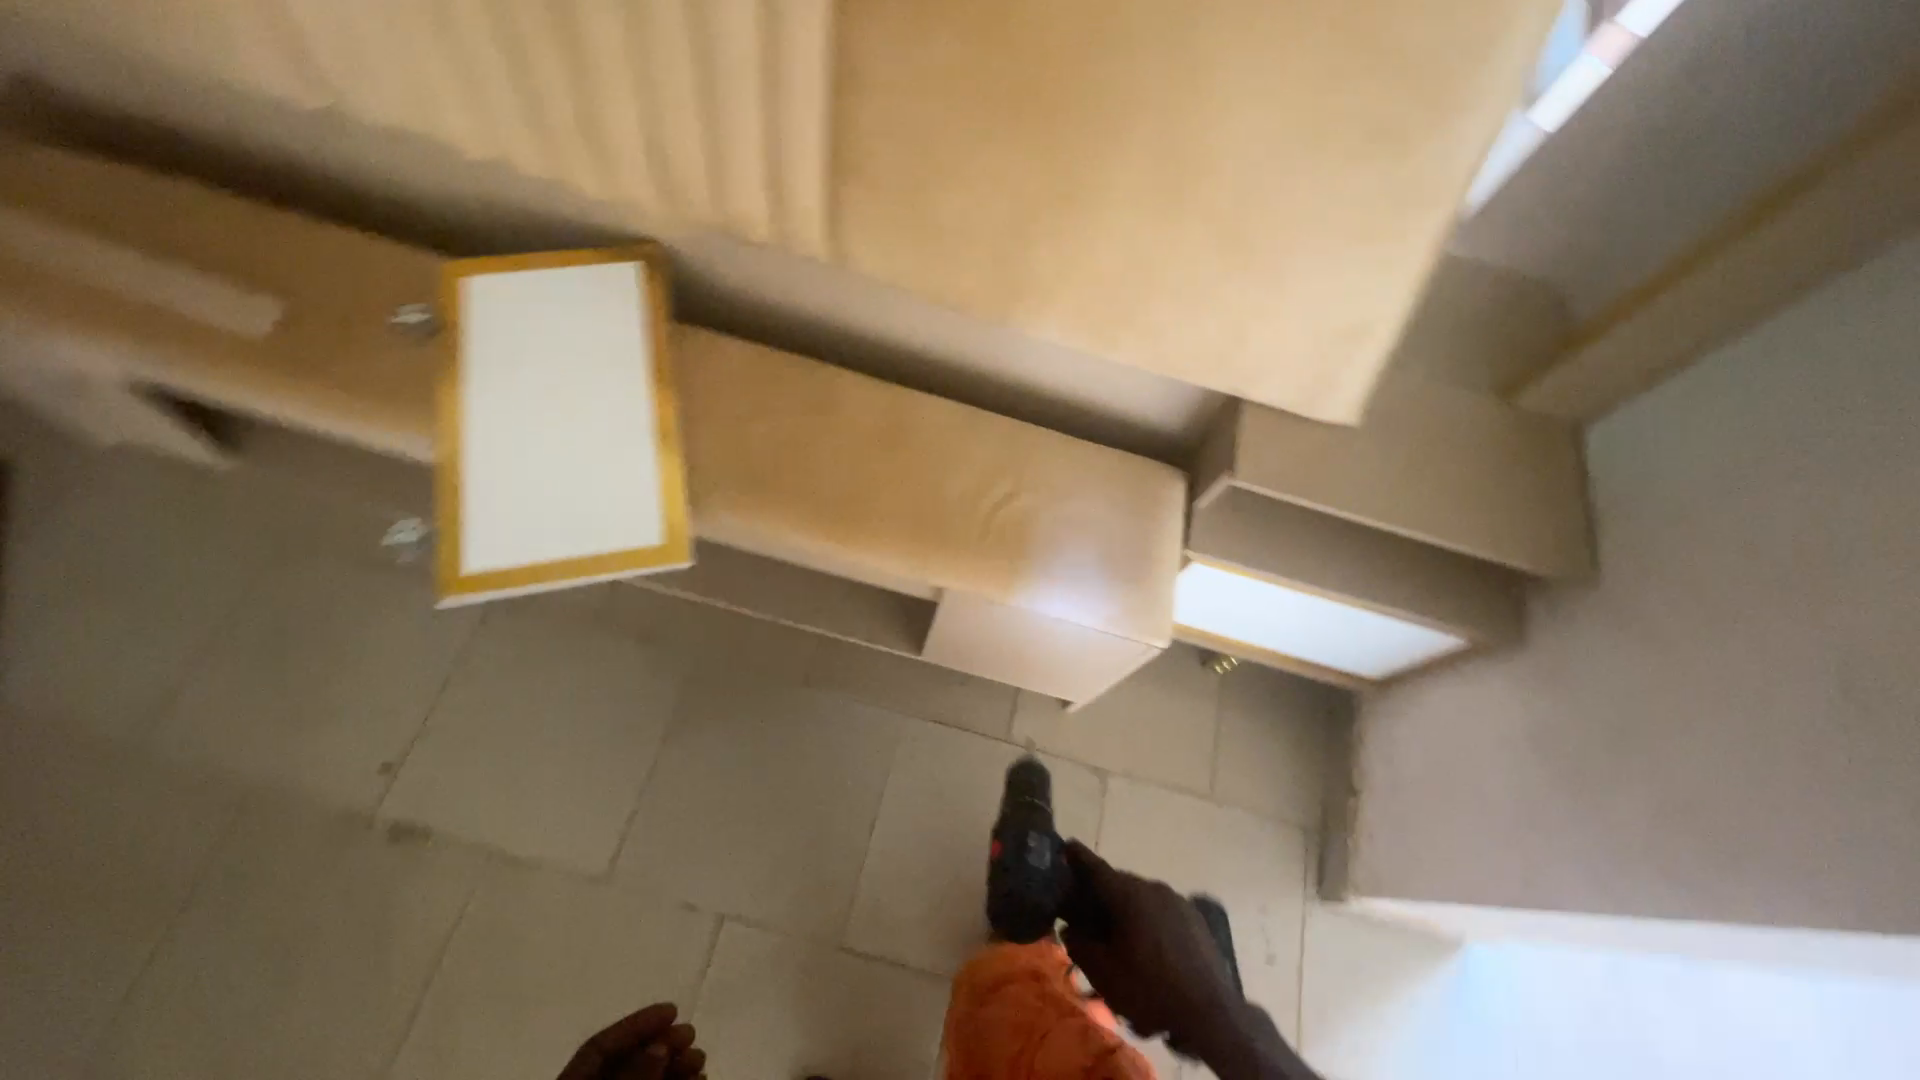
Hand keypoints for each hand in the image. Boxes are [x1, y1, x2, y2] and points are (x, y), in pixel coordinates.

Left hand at [558, 1002, 706, 1079]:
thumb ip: (632, 1076)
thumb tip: (661, 1043)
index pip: (599, 1046)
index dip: (635, 1025)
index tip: (673, 1009)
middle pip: (626, 1060)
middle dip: (663, 1045)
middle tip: (691, 1034)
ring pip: (645, 1079)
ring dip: (676, 1065)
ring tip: (699, 1059)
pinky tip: (699, 1078)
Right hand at [1059, 842, 1241, 1049]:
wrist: (1210, 1014)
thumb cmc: (1150, 991)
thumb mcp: (1103, 974)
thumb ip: (1080, 946)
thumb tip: (1070, 929)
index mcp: (1129, 895)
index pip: (1096, 867)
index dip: (1077, 857)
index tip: (1066, 845)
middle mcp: (1154, 888)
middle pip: (1119, 883)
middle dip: (1101, 893)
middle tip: (1086, 913)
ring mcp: (1178, 902)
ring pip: (1142, 896)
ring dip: (1126, 909)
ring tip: (1118, 935)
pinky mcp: (1195, 919)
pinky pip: (1161, 910)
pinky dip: (1147, 919)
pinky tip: (1147, 946)